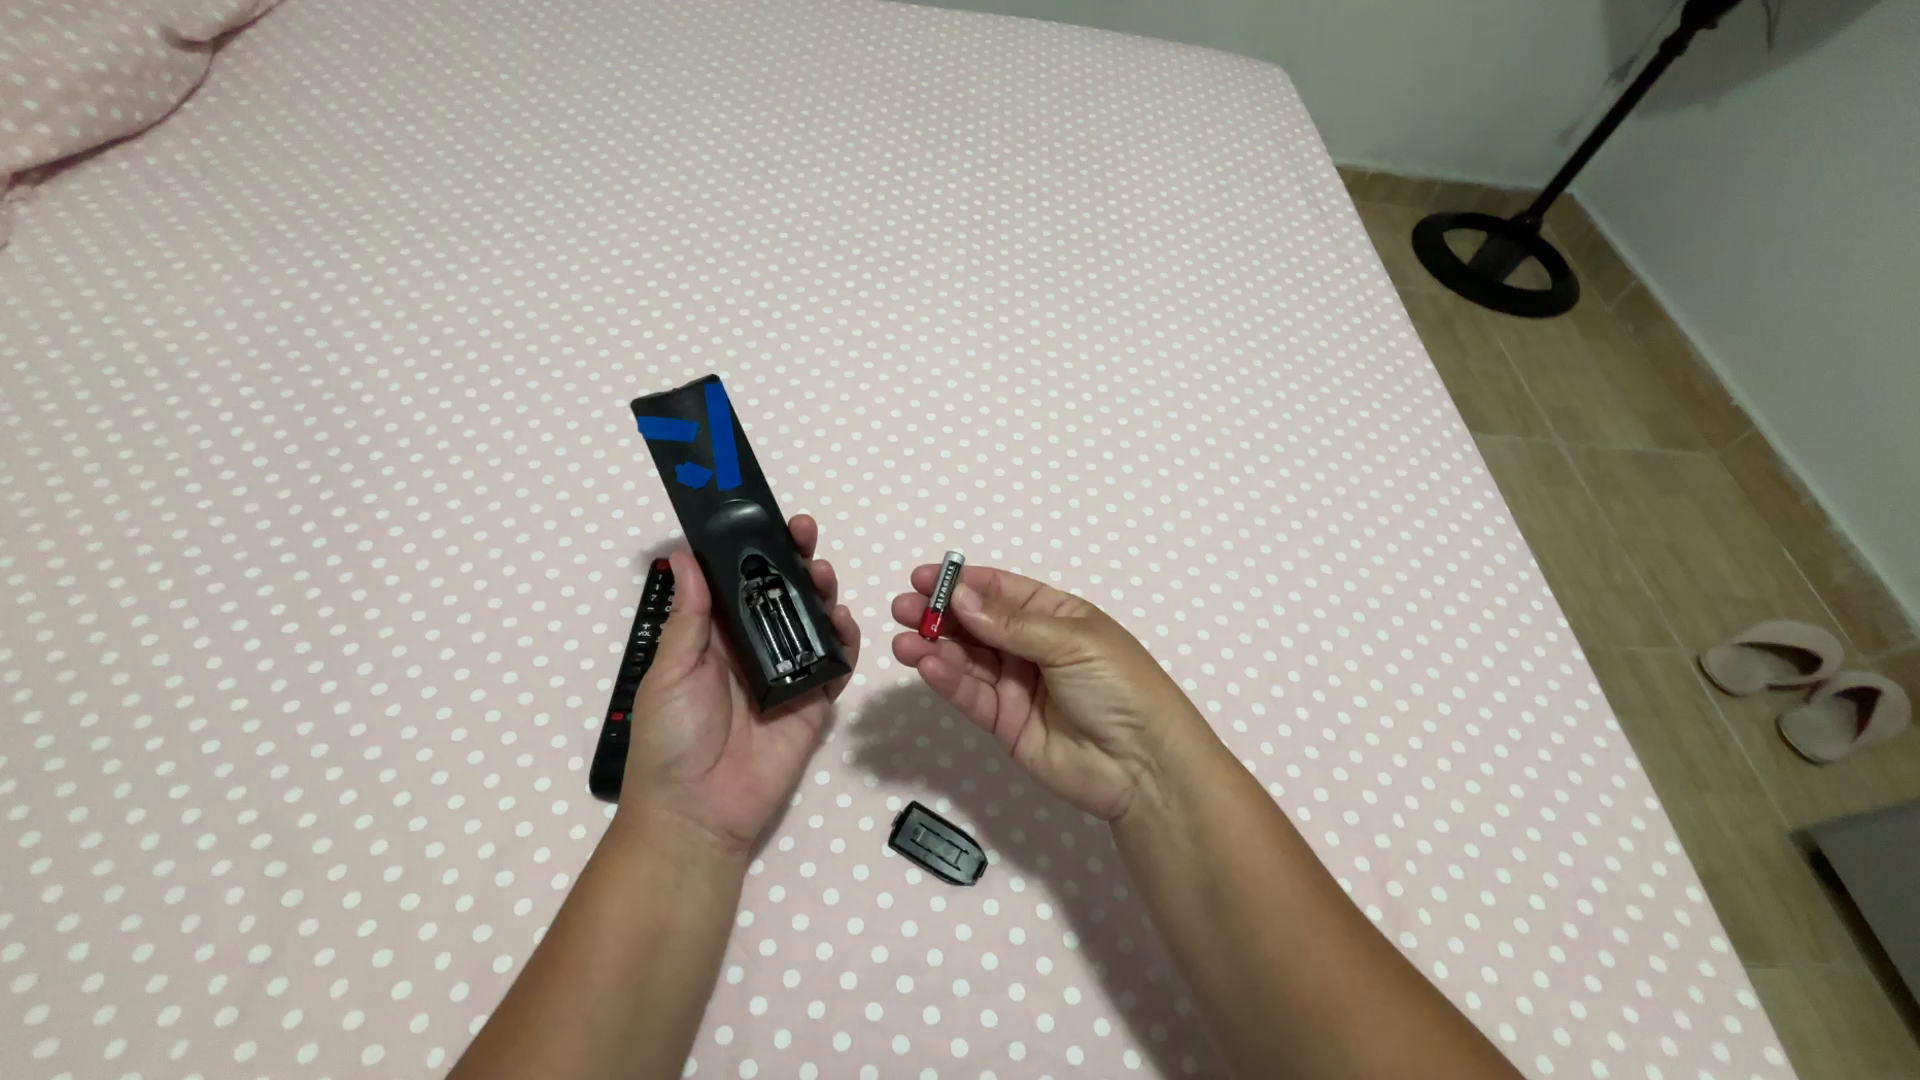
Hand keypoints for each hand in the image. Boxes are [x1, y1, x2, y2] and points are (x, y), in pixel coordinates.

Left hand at [618, 515, 859, 851]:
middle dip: (796, 562)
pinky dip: (846, 641)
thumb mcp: (671, 673)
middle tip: (805, 536)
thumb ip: (689, 618)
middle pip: (783, 596)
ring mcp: (790, 673)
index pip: (741, 584)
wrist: (698, 812)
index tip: (768, 521)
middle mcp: (756, 648)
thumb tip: (684, 556)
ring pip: (814, 622)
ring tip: (822, 575)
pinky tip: (843, 621)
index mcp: (716, 638)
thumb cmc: (671, 740)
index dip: (756, 551)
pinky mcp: (816, 701)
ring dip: (821, 593)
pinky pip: (837, 664)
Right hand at [891, 565, 1212, 821]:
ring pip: (967, 660)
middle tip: (903, 609)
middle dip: (939, 615)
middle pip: (976, 625)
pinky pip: (971, 696)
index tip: (923, 577)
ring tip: (903, 641)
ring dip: (934, 648)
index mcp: (1055, 616)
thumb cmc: (1120, 687)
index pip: (1000, 592)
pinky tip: (925, 666)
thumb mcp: (1071, 642)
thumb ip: (1011, 624)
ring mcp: (1017, 685)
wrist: (1145, 766)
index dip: (962, 584)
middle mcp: (1031, 647)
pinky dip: (947, 681)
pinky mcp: (1005, 723)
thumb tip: (960, 596)